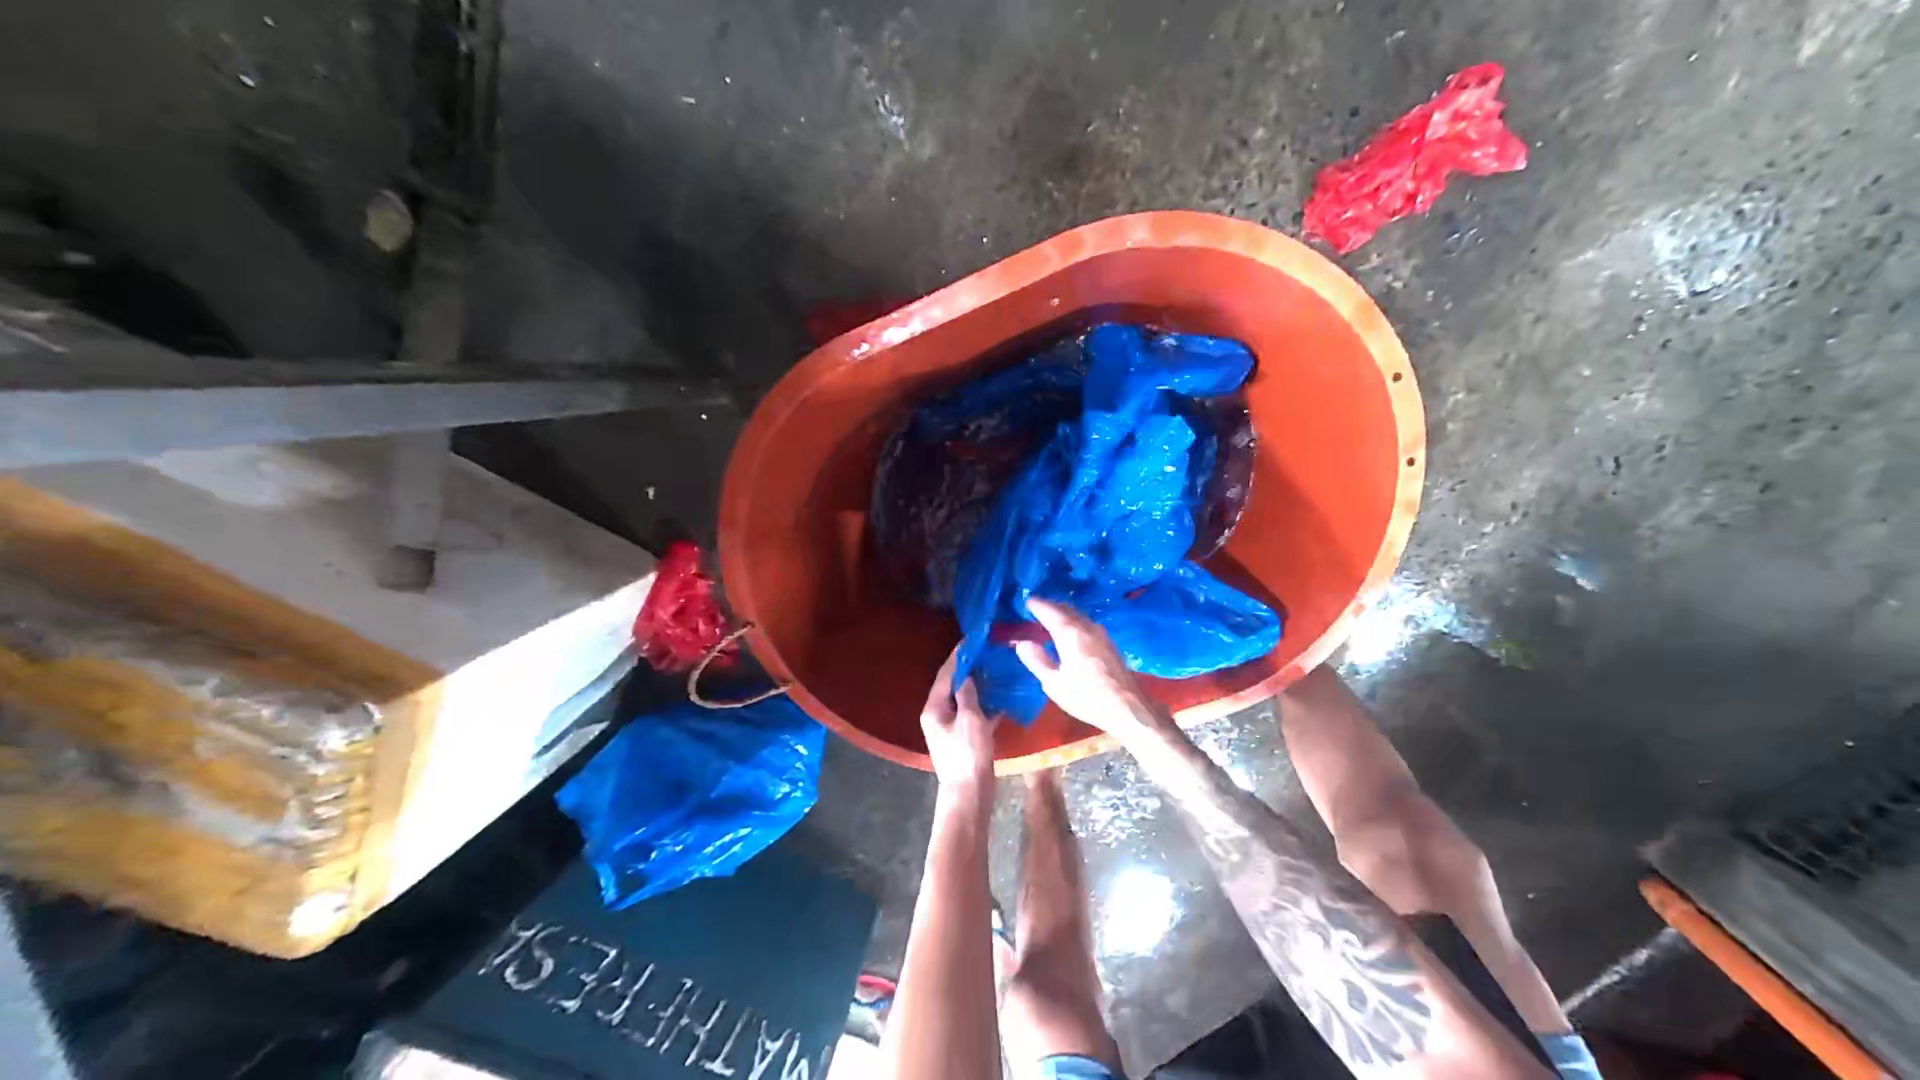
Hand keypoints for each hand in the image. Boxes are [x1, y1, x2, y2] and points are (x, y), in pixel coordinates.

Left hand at [920, 650, 998, 786]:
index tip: (973, 639)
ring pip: (966, 699)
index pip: (946, 674)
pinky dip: (986, 704)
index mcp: (934, 708)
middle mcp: (938, 714)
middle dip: (970, 668)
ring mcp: (951, 727)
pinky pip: (975, 714)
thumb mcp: (970, 720)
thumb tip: (968, 673)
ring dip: (980, 685)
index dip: (959, 655)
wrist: (970, 795)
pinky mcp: (964, 738)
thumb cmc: (968, 755)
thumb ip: (968, 694)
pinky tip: (1002, 697)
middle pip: (954, 684)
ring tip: (996, 668)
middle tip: (987, 650)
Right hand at [1013, 598, 1166, 741]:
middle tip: (1037, 607)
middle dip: (1051, 606)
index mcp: (1070, 634)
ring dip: (1064, 613)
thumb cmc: (1087, 697)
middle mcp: (1087, 628)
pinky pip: (1087, 623)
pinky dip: (1075, 621)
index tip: (1027, 601)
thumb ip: (1037, 661)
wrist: (1128, 708)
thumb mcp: (1054, 684)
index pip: (1050, 612)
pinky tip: (1072, 631)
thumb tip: (1022, 642)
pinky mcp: (1110, 643)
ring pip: (1079, 615)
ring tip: (1052, 617)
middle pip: (1066, 609)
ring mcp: (1102, 634)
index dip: (1037, 605)